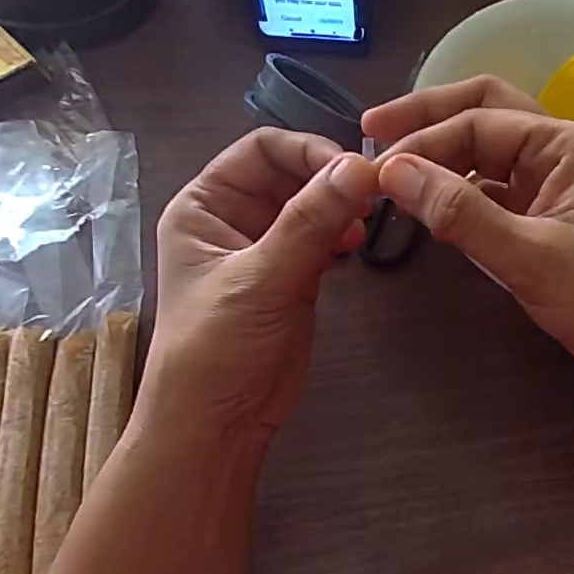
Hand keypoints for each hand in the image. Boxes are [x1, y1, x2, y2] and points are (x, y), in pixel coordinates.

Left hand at [140, 129, 377, 441]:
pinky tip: (355, 246)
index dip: (307, 150)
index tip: (353, 168)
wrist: (218, 423)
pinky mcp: (291, 277)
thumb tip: (360, 167)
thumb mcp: (261, 279)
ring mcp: (264, 249)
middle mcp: (232, 219)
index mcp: (204, 205)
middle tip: (369, 196)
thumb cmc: (218, 346)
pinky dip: (340, 236)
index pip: (260, 150)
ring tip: (363, 224)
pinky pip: (320, 239)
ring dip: (338, 207)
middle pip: (289, 174)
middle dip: (328, 180)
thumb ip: (310, 222)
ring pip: (309, 206)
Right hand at [362, 76, 573, 379]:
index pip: (479, 123)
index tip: (376, 169)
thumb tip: (391, 173)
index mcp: (567, 145)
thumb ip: (459, 213)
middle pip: (484, 111)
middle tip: (374, 127)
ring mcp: (550, 179)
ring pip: (485, 148)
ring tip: (392, 165)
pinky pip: (490, 184)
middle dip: (429, 117)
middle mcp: (559, 149)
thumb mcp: (528, 257)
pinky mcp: (541, 209)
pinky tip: (428, 199)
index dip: (423, 142)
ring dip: (440, 152)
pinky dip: (456, 187)